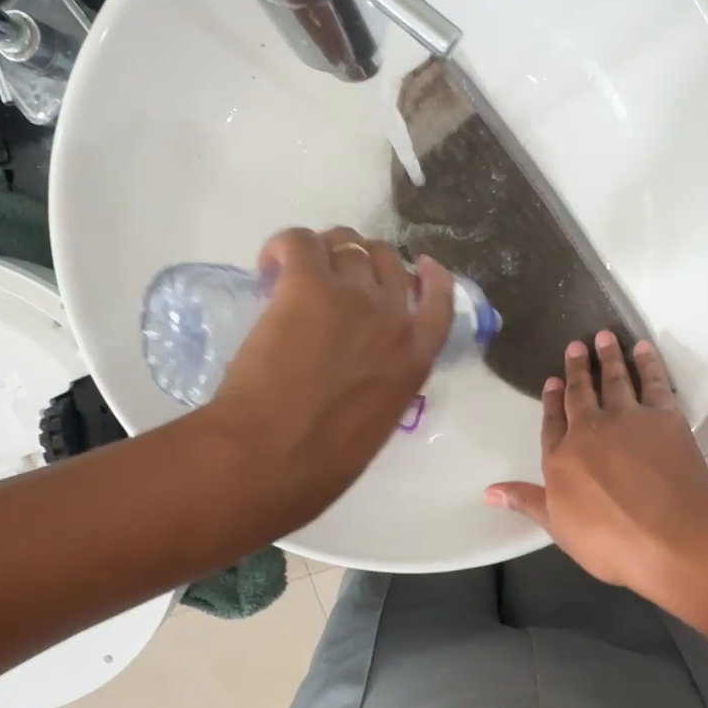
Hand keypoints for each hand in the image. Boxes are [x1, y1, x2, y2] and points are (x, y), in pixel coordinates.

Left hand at [207, 227, 454, 524]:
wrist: (271, 456)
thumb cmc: (319, 464)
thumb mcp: (375, 426)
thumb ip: (380, 388)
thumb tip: (356, 376)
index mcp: (415, 361)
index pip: (438, 300)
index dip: (429, 276)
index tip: (418, 265)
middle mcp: (392, 318)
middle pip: (386, 262)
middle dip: (361, 261)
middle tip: (328, 278)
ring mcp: (352, 296)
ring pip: (345, 245)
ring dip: (323, 252)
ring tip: (292, 272)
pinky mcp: (306, 284)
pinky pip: (300, 242)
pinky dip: (284, 247)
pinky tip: (269, 267)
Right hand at [485, 331, 707, 603]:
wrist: (669, 536)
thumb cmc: (609, 541)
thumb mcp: (558, 527)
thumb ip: (526, 502)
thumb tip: (487, 492)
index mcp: (561, 457)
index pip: (552, 422)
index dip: (552, 400)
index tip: (553, 381)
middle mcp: (589, 429)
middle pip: (580, 394)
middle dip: (577, 369)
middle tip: (576, 346)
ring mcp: (627, 419)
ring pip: (614, 379)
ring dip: (609, 356)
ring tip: (605, 336)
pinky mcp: (664, 417)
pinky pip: (654, 382)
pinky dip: (648, 363)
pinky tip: (643, 350)